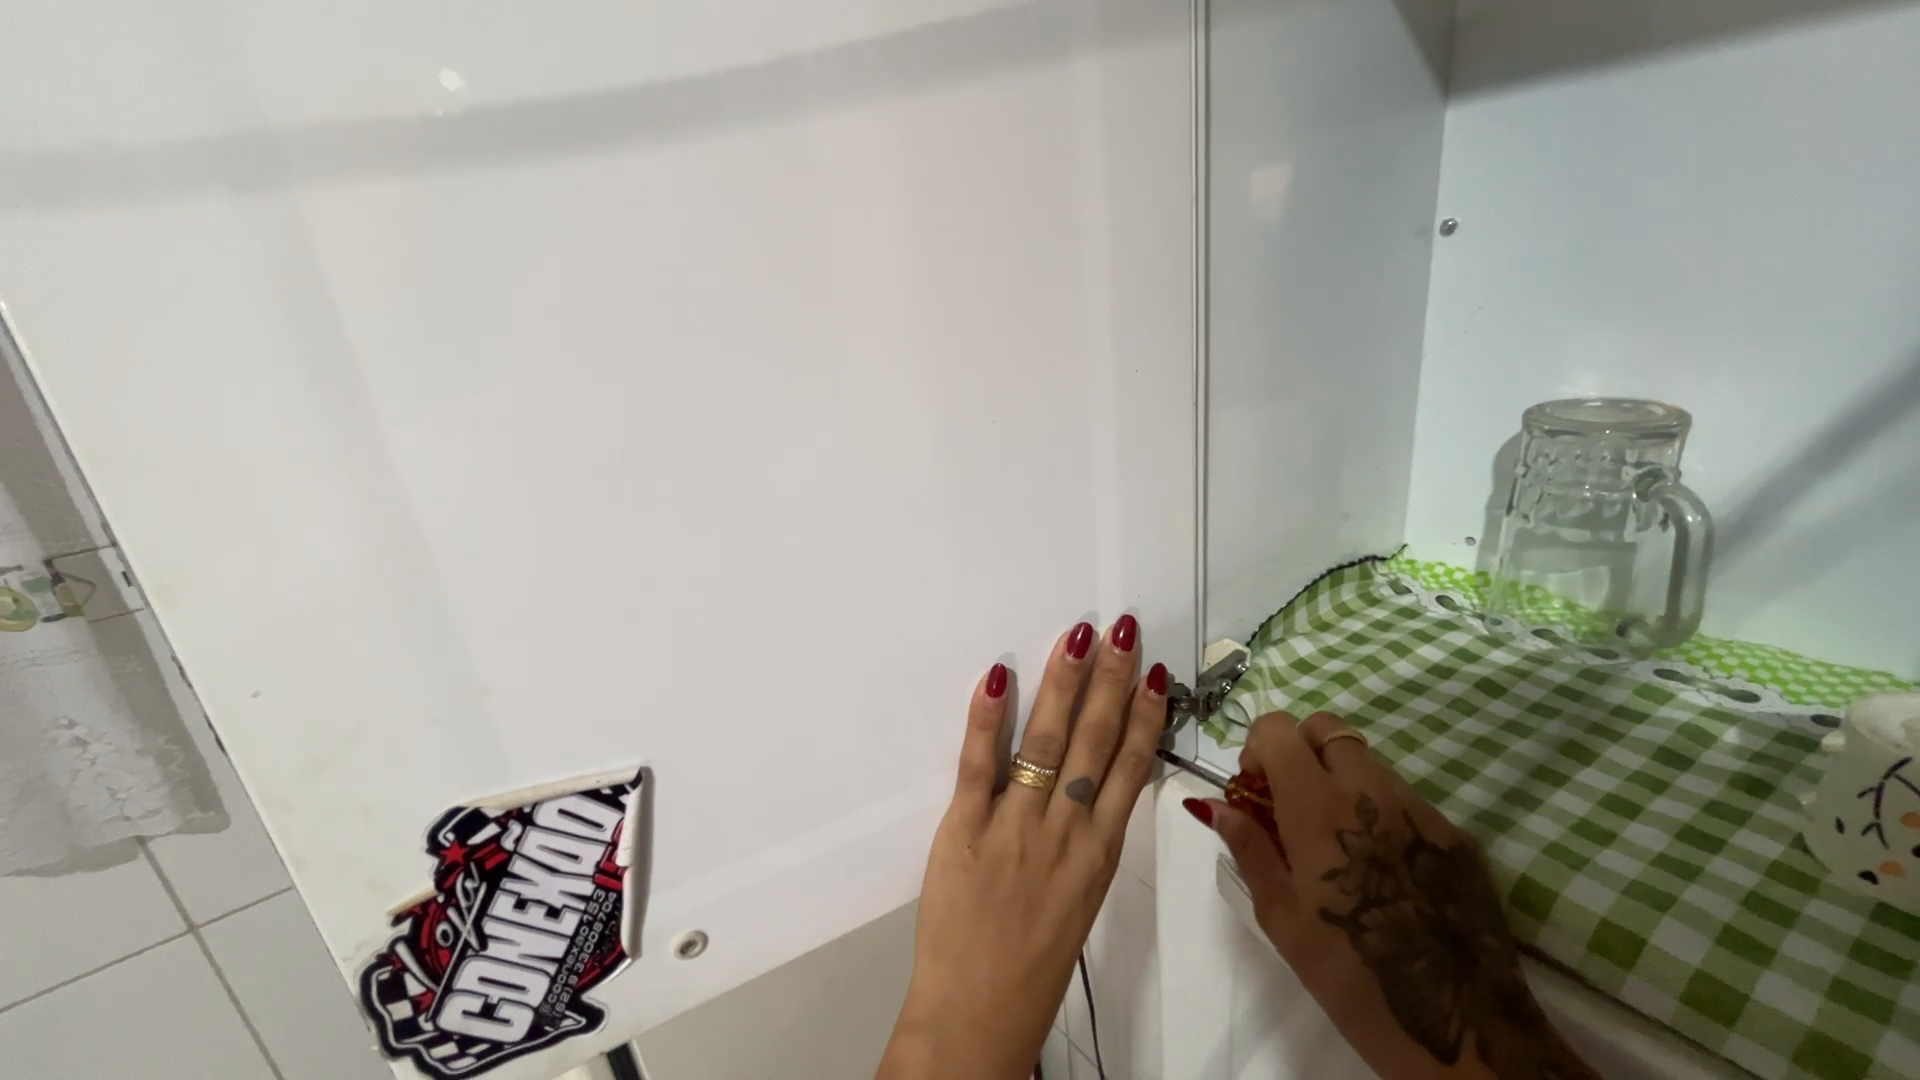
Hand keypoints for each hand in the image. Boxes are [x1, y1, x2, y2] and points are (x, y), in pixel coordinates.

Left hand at [878, 618, 1168, 1079]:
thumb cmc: (1035, 960)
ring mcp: (1017, 827)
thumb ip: (1089, 833)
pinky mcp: (966, 829)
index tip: (1154, 671)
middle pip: (1096, 741)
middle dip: (1111, 680)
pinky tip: (999, 676)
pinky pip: (979, 764)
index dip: (1145, 714)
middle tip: (1121, 629)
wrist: (981, 1012)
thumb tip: (1098, 777)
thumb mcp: (1082, 894)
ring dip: (1064, 685)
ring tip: (1076, 637)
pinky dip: (988, 717)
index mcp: (1099, 849)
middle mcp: (1067, 830)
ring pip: (1047, 742)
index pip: (1131, 766)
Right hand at [1189, 712, 1597, 1079]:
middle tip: (1290, 800)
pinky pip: (1405, 796)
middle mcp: (1370, 789)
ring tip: (1335, 839)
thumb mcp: (1281, 914)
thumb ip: (1248, 847)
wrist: (1460, 1026)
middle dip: (1299, 747)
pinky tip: (1379, 866)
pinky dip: (1378, 808)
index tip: (1255, 790)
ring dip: (1339, 776)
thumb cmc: (1348, 971)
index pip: (1279, 728)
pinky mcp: (1454, 835)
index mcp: (1317, 805)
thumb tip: (1212, 805)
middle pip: (1327, 727)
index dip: (1258, 747)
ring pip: (1368, 759)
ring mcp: (1420, 808)